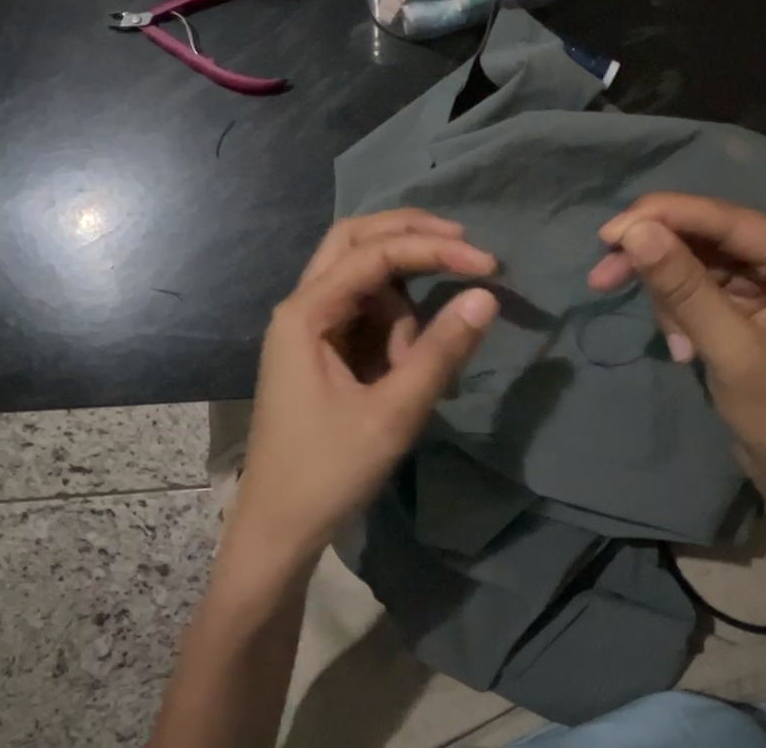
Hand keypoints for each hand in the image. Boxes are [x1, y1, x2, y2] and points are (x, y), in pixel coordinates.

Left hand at [232, 211, 499, 565]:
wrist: (277, 530)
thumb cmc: (328, 472)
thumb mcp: (393, 414)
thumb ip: (440, 351)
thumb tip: (486, 296)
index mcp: (305, 314)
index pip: (374, 254)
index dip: (433, 250)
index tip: (488, 264)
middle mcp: (301, 308)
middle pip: (355, 241)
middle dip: (409, 236)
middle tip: (463, 245)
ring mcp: (307, 329)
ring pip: (361, 279)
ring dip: (400, 300)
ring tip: (412, 363)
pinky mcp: (319, 352)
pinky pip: (361, 315)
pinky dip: (390, 326)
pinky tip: (401, 367)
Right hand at [587, 194, 765, 498]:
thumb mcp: (733, 351)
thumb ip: (684, 288)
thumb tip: (634, 232)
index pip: (728, 221)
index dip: (664, 218)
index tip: (607, 233)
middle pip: (707, 235)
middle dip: (657, 260)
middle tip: (602, 277)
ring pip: (694, 259)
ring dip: (668, 296)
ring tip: (679, 347)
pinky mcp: (750, 301)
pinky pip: (697, 285)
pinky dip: (678, 312)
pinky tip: (684, 350)